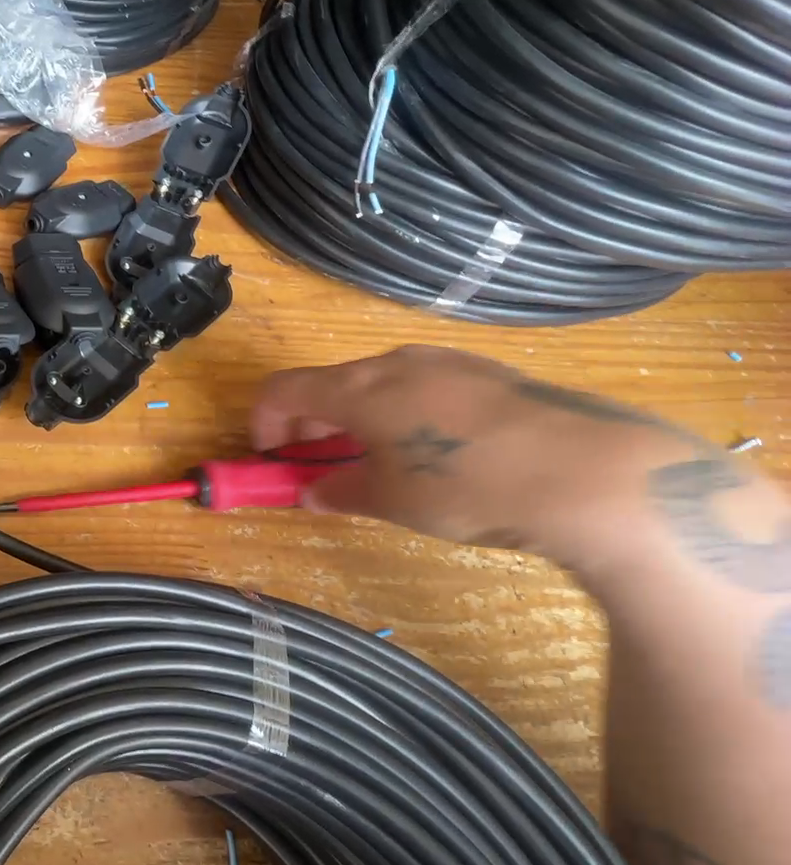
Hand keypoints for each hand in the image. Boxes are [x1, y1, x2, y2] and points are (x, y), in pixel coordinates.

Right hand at [252, 346, 712, 570]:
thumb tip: (314, 492)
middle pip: (328, 383)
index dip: (263, 423)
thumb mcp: (392, 502)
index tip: (273, 460)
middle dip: (311, 423)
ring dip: (358, 417)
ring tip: (380, 461)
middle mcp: (396, 363)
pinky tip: (438, 451)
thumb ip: (340, 491)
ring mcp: (448, 362)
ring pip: (378, 383)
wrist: (602, 477)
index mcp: (358, 388)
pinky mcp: (493, 373)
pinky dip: (404, 412)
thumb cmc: (470, 488)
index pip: (281, 390)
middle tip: (321, 465)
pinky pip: (424, 385)